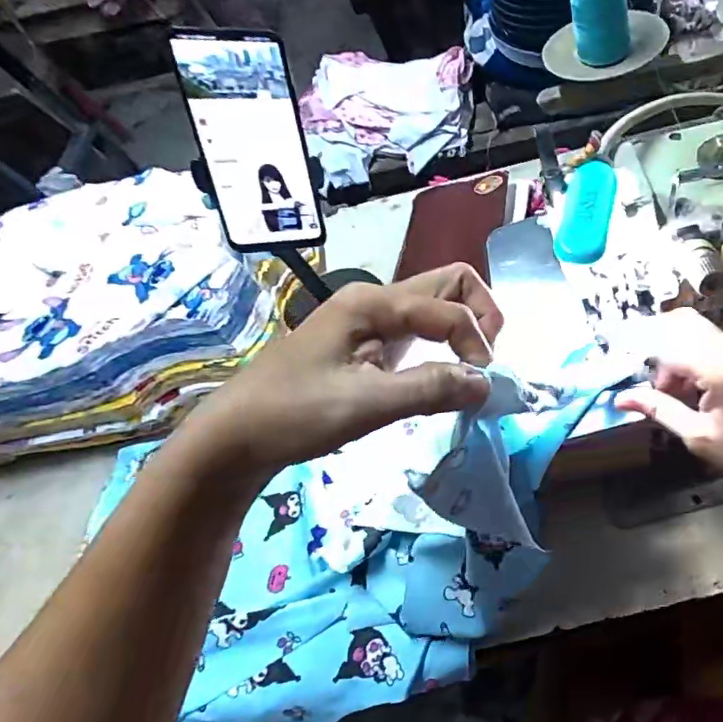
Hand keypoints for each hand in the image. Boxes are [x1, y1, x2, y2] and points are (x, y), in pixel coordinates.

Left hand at [176, 263, 504, 478]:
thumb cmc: (293, 414)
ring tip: (473, 370)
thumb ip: (429, 389)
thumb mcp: (364, 404)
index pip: (448, 308)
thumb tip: (486, 383)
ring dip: (465, 330)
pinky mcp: (371, 346)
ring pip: (438, 306)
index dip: (475, 343)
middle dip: (481, 314)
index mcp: (372, 303)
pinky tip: (446, 378)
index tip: (482, 386)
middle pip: (449, 284)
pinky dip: (447, 348)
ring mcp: (373, 322)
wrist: (236, 437)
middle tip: (486, 359)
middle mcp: (376, 302)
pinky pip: (422, 332)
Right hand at [615, 310, 722, 529]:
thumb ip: (659, 409)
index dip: (640, 358)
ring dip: (676, 356)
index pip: (667, 343)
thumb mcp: (700, 437)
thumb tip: (621, 397)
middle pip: (682, 324)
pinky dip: (694, 360)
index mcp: (721, 365)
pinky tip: (692, 393)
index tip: (623, 374)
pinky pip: (714, 346)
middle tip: (649, 384)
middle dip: (657, 349)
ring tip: (672, 396)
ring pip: (697, 334)